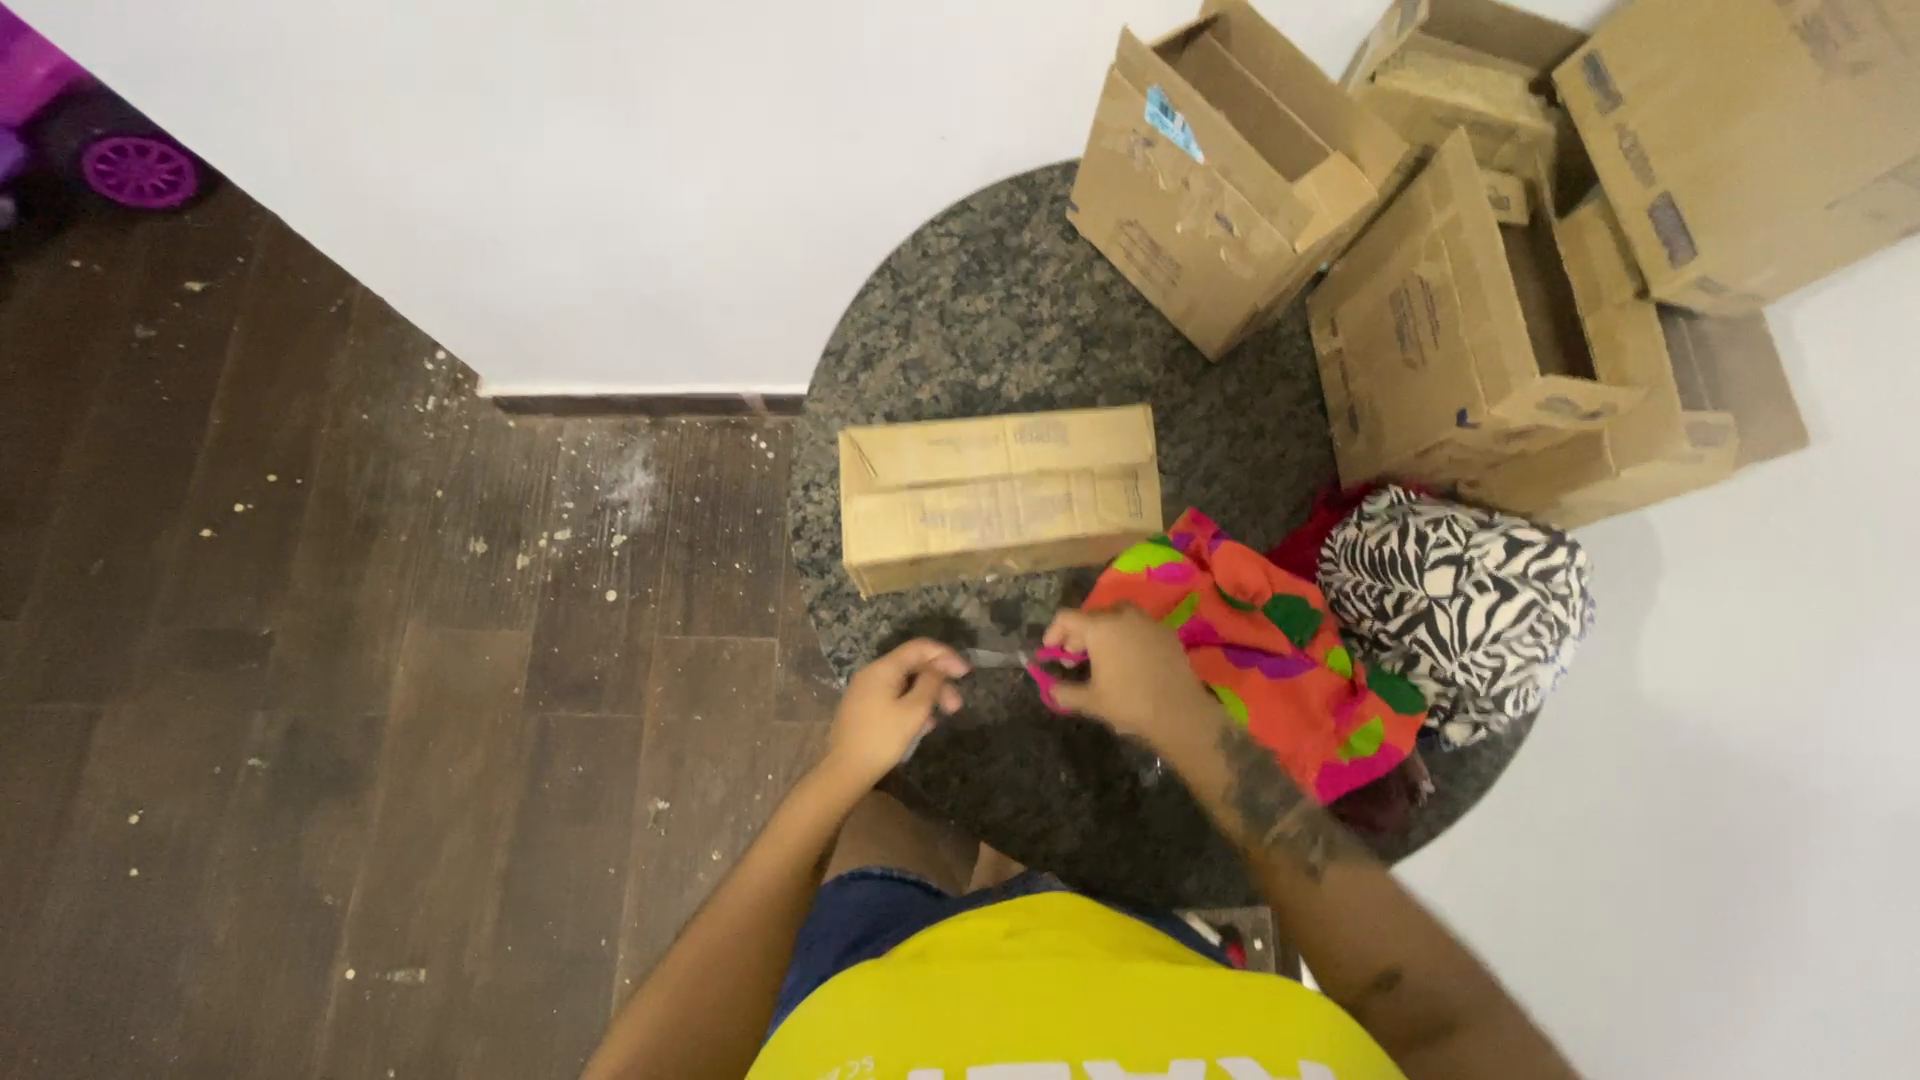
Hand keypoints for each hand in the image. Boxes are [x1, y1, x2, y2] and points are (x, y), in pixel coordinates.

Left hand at [826, 639, 968, 786]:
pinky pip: (894, 697)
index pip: (919, 648)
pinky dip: (912, 705)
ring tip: (943, 718)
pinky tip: (925, 725)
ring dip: (927, 696)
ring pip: (904, 684)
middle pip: (913, 667)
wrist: (845, 771)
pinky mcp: (864, 708)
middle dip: (938, 682)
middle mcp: (872, 673)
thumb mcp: (913, 711)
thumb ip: (930, 684)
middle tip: (957, 705)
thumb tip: (939, 668)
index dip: (945, 656)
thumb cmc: (882, 739)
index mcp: (883, 668)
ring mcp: (866, 691)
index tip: (966, 673)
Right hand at [1042, 606, 1217, 743]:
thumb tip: (1050, 689)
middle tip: (1075, 658)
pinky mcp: (1167, 633)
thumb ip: (1064, 692)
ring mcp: (1148, 622)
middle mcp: (1123, 616)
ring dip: (1104, 631)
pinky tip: (1131, 659)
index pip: (1066, 618)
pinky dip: (1128, 636)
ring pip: (1118, 616)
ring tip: (1103, 655)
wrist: (1179, 712)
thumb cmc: (1129, 703)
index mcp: (1100, 628)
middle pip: (1092, 615)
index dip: (1053, 633)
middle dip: (1078, 634)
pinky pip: (1140, 627)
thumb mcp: (1090, 701)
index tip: (1051, 652)